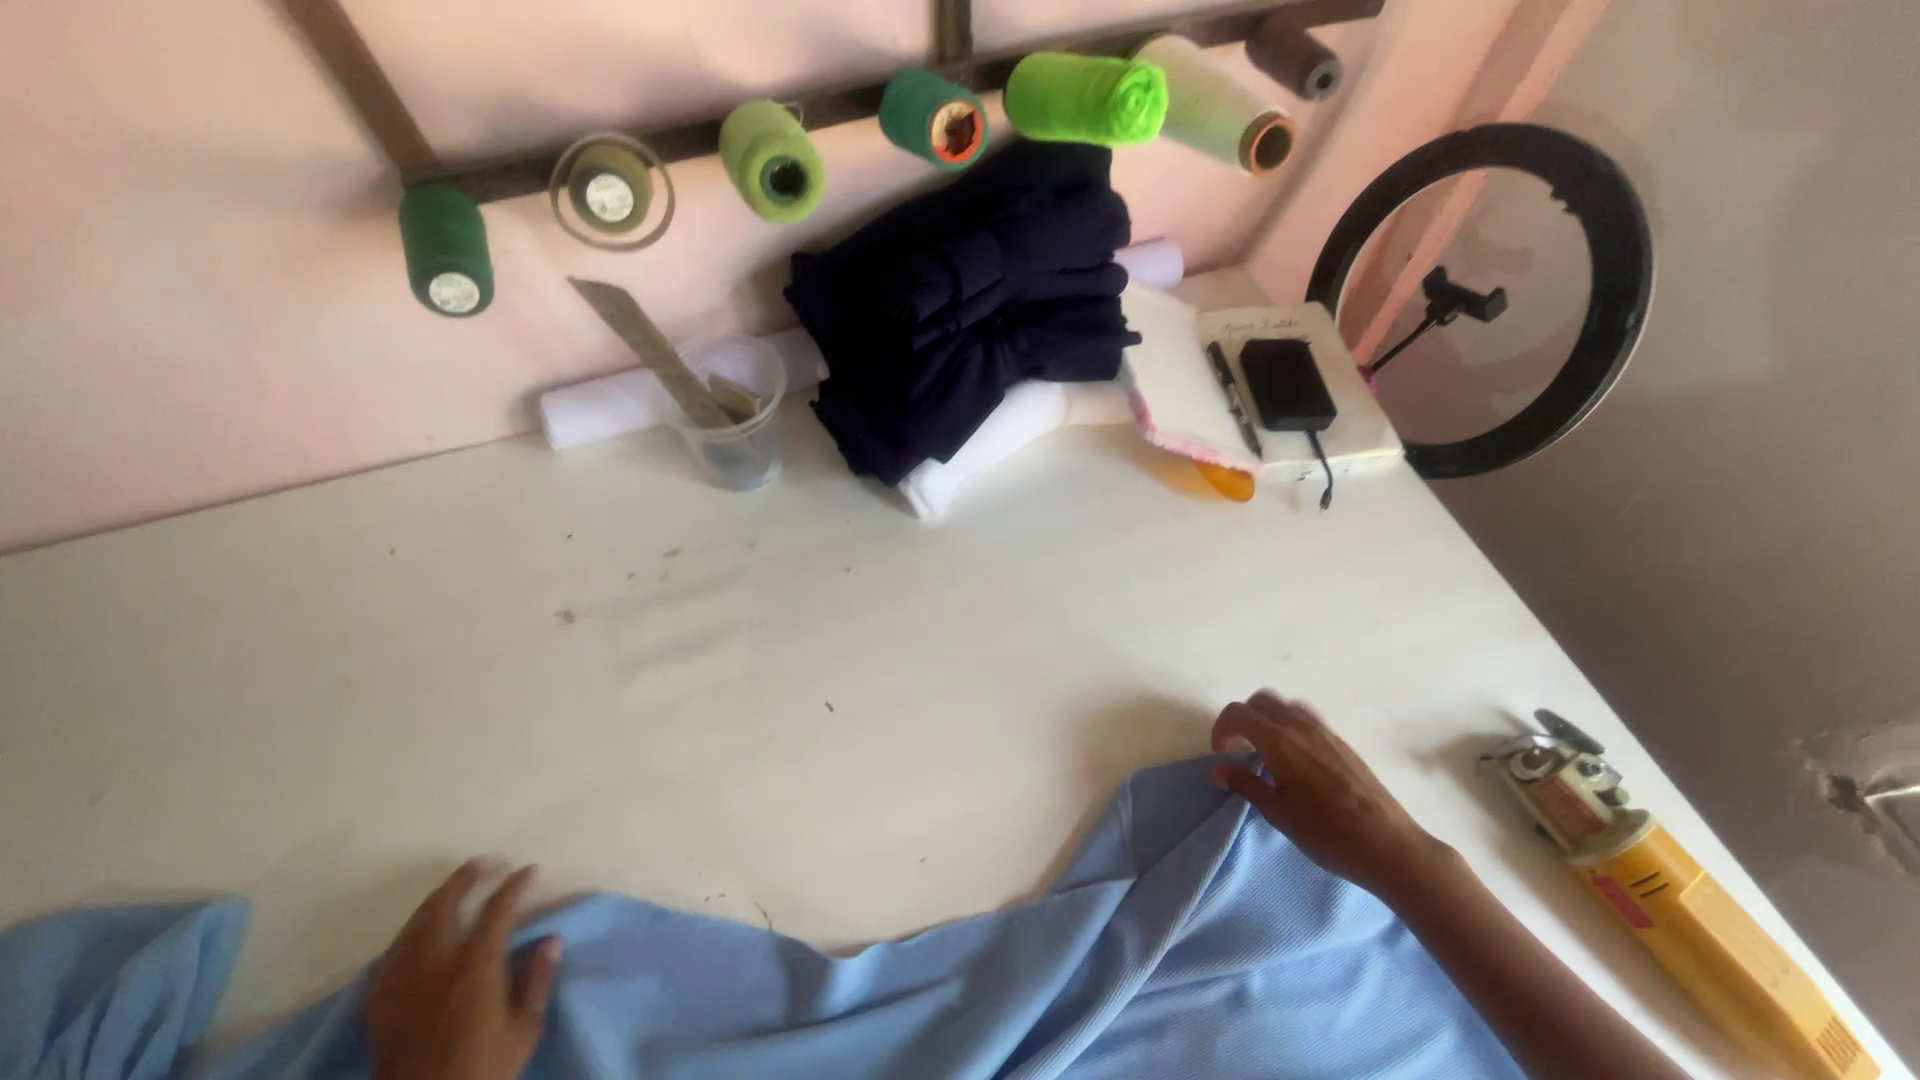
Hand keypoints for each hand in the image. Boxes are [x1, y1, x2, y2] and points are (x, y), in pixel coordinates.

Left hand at [363, 860, 560, 1079]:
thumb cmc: (482, 1067)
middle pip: (445, 905)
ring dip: (435, 900)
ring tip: (451, 888)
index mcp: (476, 966)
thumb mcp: (523, 1030)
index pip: (497, 910)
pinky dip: (410, 934)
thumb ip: (536, 980)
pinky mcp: (379, 1000)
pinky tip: (417, 934)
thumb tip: (552, 940)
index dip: (515, 885)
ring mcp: (402, 980)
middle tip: (483, 863)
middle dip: (465, 878)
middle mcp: (435, 963)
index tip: (529, 870)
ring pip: (414, 924)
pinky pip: (393, 953)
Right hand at [1211, 691, 1457, 900]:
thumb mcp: (1278, 813)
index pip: (1238, 713)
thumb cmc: (1326, 833)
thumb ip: (1246, 784)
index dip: (1221, 729)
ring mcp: (1326, 732)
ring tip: (1266, 751)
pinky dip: (1291, 726)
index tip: (1222, 755)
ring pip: (1287, 706)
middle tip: (1239, 749)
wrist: (1388, 845)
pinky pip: (1308, 719)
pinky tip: (1296, 760)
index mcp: (1279, 741)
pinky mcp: (1343, 743)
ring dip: (1268, 719)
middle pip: (1261, 701)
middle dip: (1242, 718)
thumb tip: (1219, 769)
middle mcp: (1301, 727)